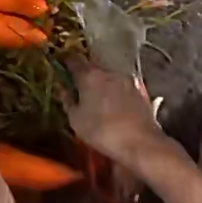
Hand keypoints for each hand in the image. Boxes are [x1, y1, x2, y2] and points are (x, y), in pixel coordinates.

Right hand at [65, 57, 170, 171]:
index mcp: (89, 76)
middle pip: (92, 66)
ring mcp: (125, 80)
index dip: (65, 59)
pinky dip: (113, 91)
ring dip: (100, 83)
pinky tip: (111, 104)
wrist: (141, 143)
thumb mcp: (76, 120)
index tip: (60, 63)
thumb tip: (63, 90)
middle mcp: (108, 72)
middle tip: (76, 84)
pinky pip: (119, 86)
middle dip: (83, 73)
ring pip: (107, 76)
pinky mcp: (138, 91)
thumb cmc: (102, 131)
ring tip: (94, 96)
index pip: (74, 59)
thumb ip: (68, 101)